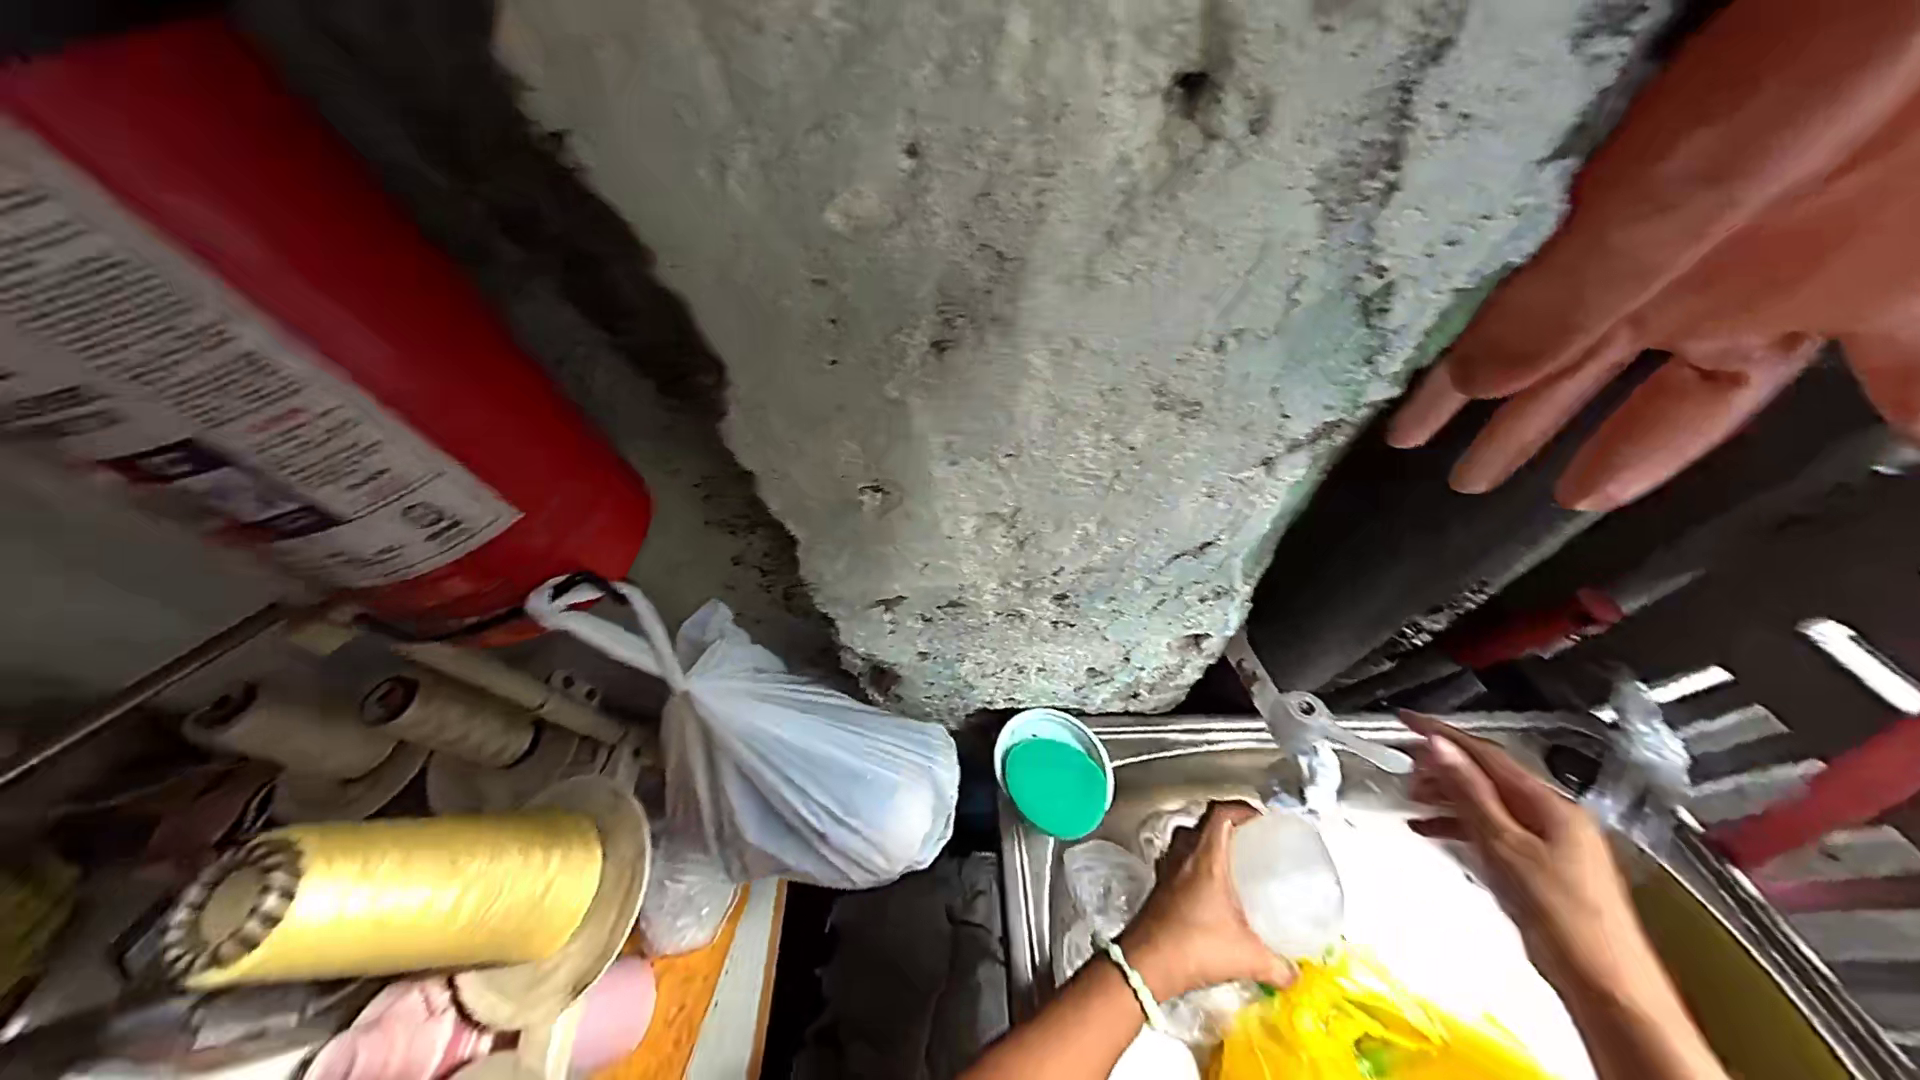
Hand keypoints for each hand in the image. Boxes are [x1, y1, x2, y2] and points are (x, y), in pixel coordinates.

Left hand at [1117, 801, 1293, 999]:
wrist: (1147, 962)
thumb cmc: (1196, 947)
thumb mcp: (1248, 958)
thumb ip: (1279, 966)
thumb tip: (1296, 973)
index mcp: (1205, 858)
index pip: (1219, 814)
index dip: (1240, 807)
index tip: (1260, 818)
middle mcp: (1182, 856)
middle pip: (1201, 822)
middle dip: (1226, 822)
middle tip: (1249, 837)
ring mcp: (1167, 868)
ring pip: (1185, 838)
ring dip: (1205, 839)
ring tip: (1230, 857)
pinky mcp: (1158, 884)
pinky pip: (1176, 858)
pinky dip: (1192, 860)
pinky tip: (1207, 885)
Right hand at [1401, 711, 1662, 990]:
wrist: (1606, 986)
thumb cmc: (1561, 916)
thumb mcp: (1503, 845)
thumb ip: (1470, 792)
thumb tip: (1440, 748)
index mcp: (1550, 804)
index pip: (1487, 754)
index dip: (1443, 733)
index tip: (1407, 720)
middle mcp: (1553, 815)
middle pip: (1487, 776)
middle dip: (1442, 767)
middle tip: (1403, 766)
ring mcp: (1549, 841)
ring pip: (1487, 802)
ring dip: (1447, 796)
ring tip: (1412, 798)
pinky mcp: (1540, 865)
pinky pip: (1491, 828)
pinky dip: (1460, 823)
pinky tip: (1433, 829)